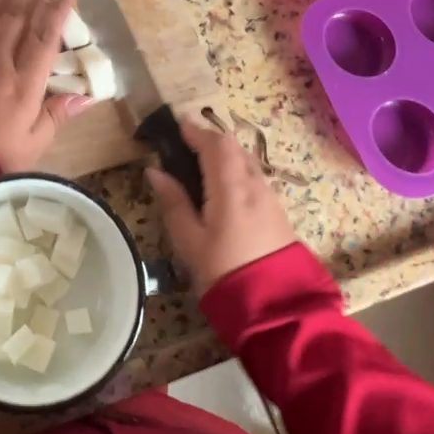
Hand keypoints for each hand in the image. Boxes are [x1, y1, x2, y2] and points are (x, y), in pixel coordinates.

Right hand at [146, 120, 298, 294]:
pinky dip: (237, 171)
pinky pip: (254, 178)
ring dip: (225, 155)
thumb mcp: (189, 241)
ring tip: (202, 165)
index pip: (214, 144)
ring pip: (246, 161)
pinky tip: (224, 188)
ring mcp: (270, 197)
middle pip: (233, 147)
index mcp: (230, 187)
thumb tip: (156, 171)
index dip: (194, 131)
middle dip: (209, 140)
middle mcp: (254, 184)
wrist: (275, 307)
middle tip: (185, 145)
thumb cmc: (224, 272)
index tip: (175, 127)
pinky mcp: (277, 212)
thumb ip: (173, 202)